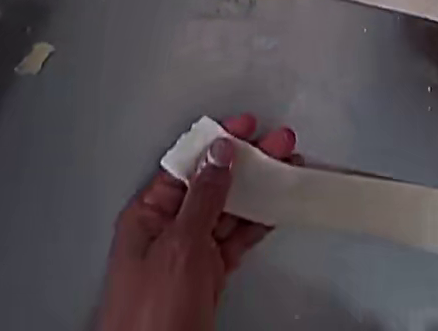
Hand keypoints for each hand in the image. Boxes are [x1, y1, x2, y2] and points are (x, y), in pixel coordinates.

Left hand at [96, 114, 297, 330]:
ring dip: (260, 187)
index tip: (247, 126)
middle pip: (214, 182)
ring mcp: (189, 252)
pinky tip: (277, 204)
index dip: (218, 142)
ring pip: (231, 207)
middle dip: (249, 160)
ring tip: (287, 166)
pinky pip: (237, 237)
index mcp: (149, 215)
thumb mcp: (179, 247)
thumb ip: (203, 197)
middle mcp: (168, 228)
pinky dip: (258, 220)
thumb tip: (219, 152)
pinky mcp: (208, 275)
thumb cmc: (150, 319)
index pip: (188, 164)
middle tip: (280, 142)